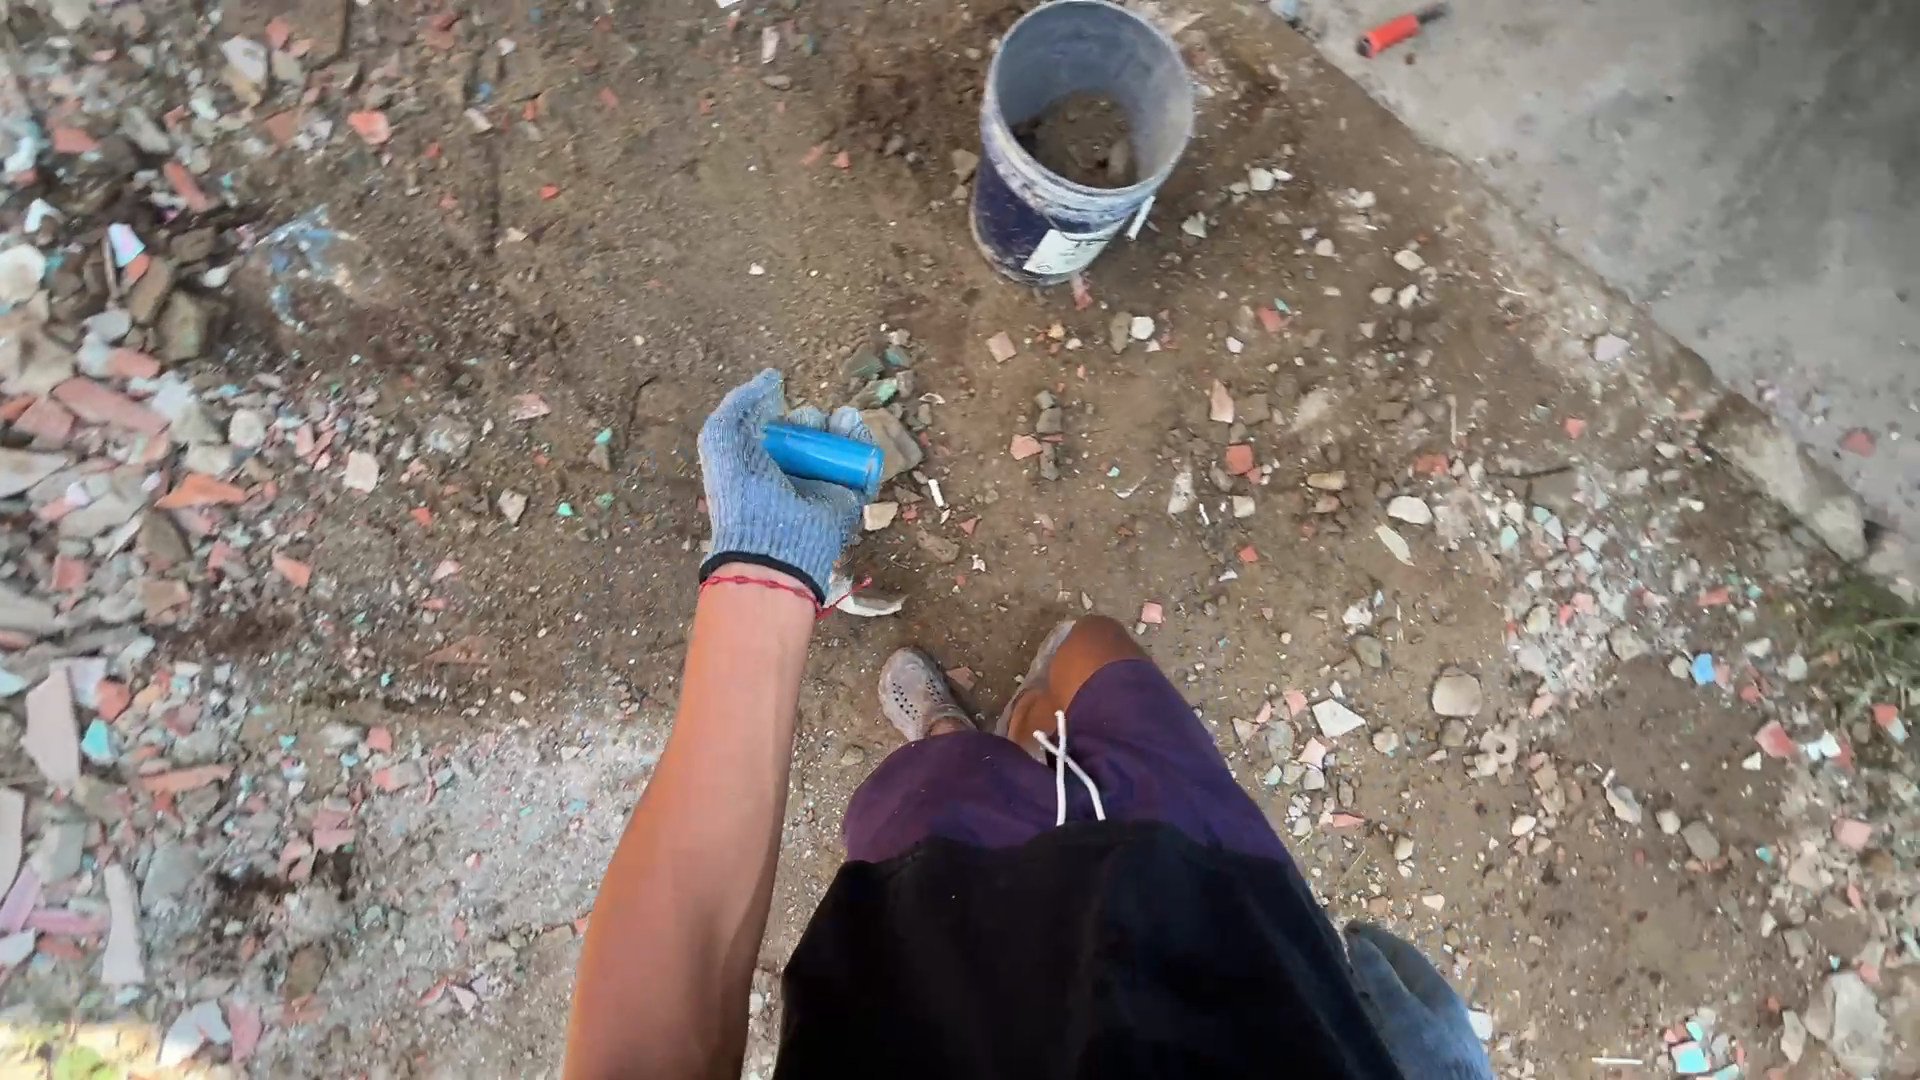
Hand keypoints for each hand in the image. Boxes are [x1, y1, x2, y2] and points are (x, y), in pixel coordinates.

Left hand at [697, 369, 874, 602]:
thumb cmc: (742, 488)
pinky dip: (864, 444)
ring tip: (843, 418)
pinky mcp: (850, 498)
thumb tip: (773, 377)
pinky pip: (863, 466)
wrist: (771, 539)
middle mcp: (792, 475)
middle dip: (813, 420)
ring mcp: (822, 486)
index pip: (780, 432)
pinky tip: (855, 430)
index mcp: (760, 464)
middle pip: (813, 435)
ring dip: (843, 426)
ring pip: (840, 447)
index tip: (783, 409)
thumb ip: (741, 401)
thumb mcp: (721, 435)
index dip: (784, 417)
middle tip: (811, 424)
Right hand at [1344, 923, 1492, 1079]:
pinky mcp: (1418, 1048)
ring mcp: (1427, 1027)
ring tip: (1342, 979)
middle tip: (1338, 951)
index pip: (1402, 952)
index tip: (1345, 927)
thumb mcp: (1404, 1012)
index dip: (1375, 936)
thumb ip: (1380, 977)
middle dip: (1369, 958)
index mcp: (1435, 988)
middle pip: (1397, 972)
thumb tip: (1355, 939)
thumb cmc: (1434, 1052)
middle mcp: (1432, 1003)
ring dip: (1368, 983)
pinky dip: (1372, 1007)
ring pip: (1393, 995)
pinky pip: (1390, 1017)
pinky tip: (1357, 1011)